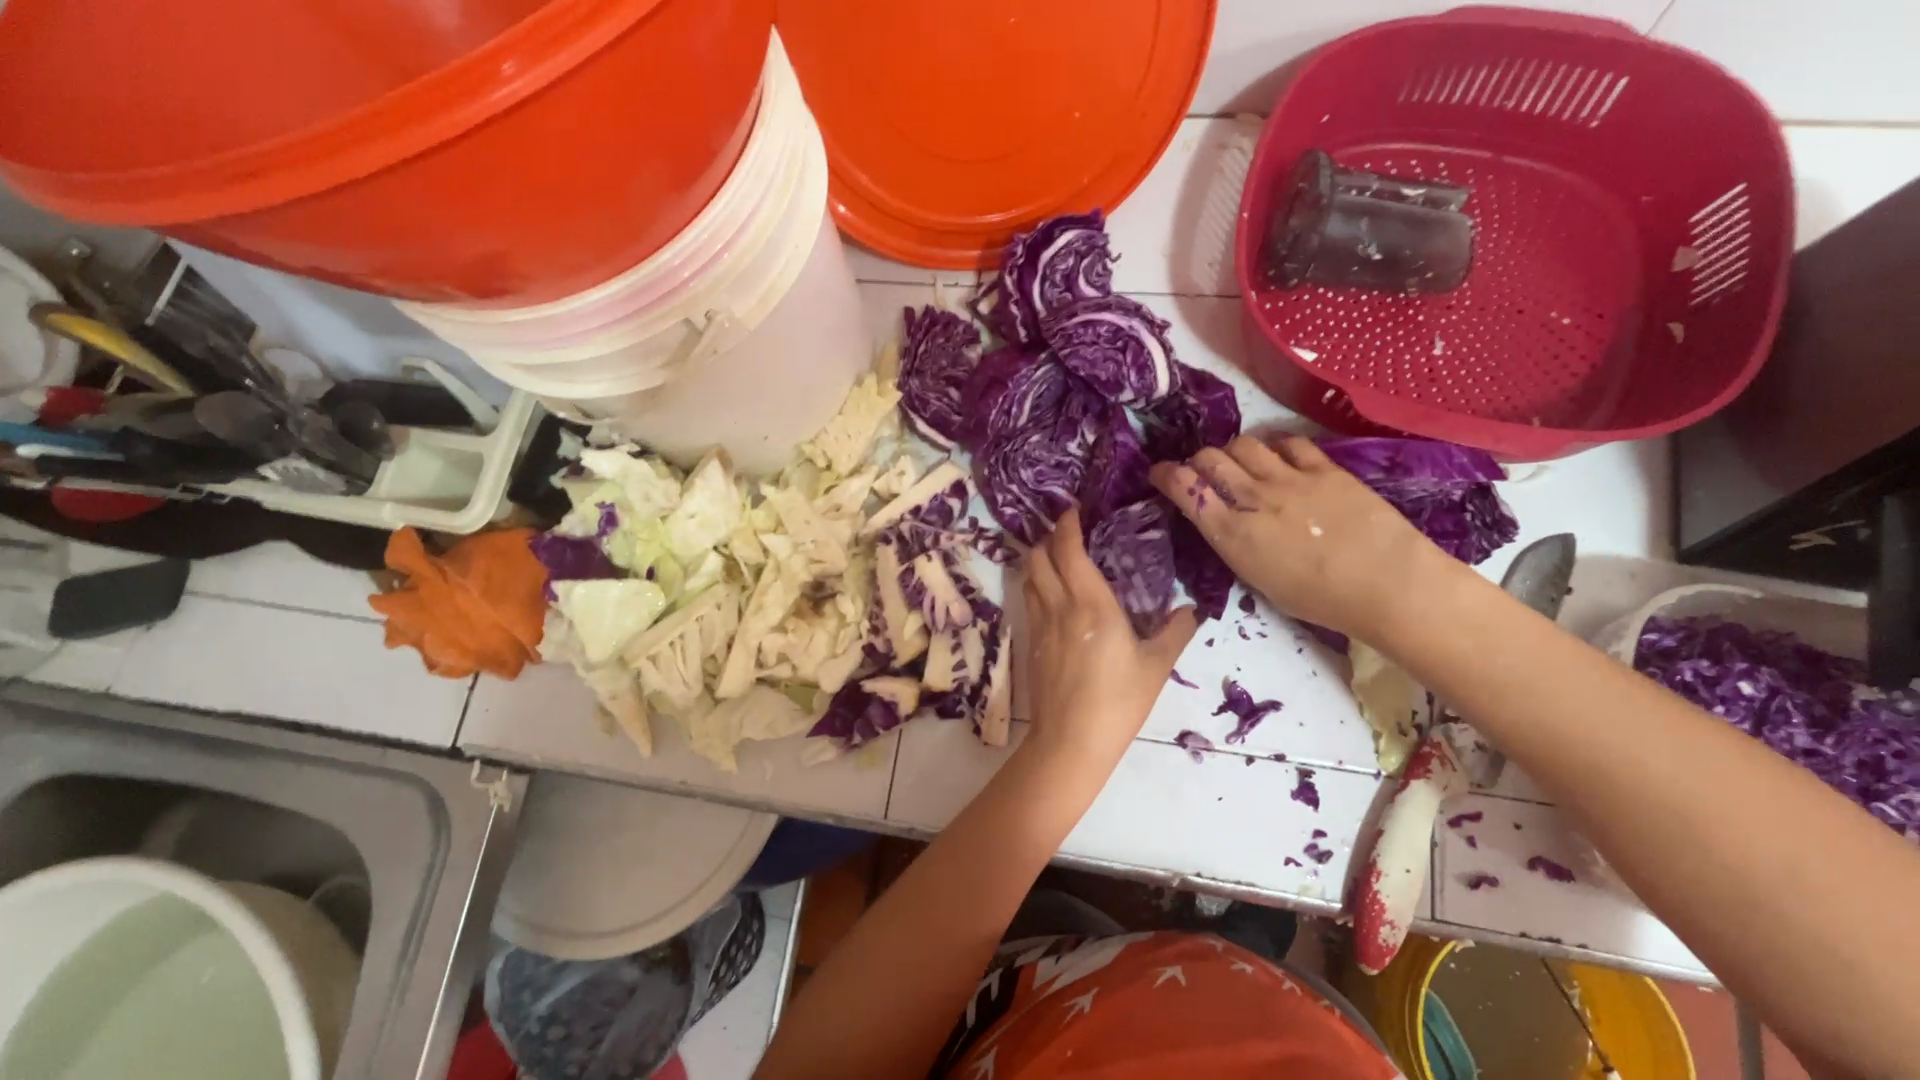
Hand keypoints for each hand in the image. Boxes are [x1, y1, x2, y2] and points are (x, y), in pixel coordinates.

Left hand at [1023, 507, 1197, 761]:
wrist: (1070, 743)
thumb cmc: (1119, 702)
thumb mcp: (1157, 666)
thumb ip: (1175, 632)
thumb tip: (1190, 609)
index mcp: (1091, 605)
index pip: (1068, 550)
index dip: (1067, 525)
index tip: (1074, 510)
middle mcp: (1059, 608)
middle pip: (1038, 558)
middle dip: (1049, 538)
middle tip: (1068, 532)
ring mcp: (1040, 627)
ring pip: (1028, 579)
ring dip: (1039, 561)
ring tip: (1059, 559)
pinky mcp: (1031, 647)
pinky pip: (1029, 603)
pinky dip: (1037, 587)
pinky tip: (1055, 598)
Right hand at [1149, 435, 1449, 641]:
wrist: (1386, 584)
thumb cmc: (1320, 600)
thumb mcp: (1261, 581)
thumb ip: (1237, 546)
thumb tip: (1228, 524)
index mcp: (1232, 535)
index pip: (1185, 489)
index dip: (1166, 475)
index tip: (1160, 473)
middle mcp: (1253, 499)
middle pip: (1210, 458)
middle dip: (1197, 460)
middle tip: (1200, 470)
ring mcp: (1289, 478)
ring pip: (1244, 444)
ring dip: (1233, 451)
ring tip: (1240, 462)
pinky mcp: (1324, 468)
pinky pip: (1288, 442)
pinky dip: (1275, 446)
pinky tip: (1279, 456)